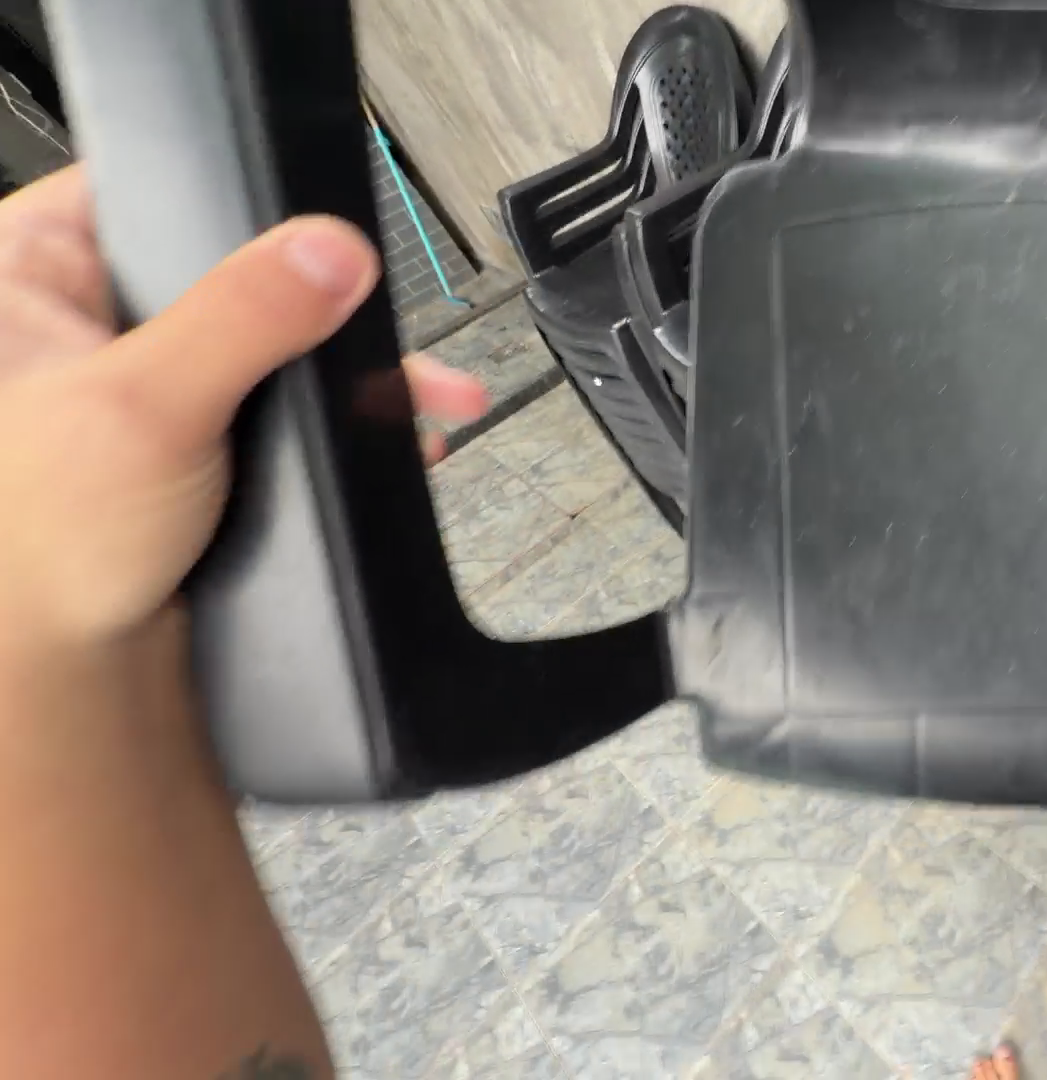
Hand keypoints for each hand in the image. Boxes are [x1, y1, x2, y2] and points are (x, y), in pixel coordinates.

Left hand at [0, 166, 486, 657]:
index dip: (246, 205)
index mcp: (29, 276)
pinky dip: (357, 417)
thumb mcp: (148, 407)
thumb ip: (243, 320)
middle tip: (407, 339)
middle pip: (249, 277)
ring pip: (288, 347)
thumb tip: (330, 251)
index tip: (331, 234)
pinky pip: (302, 402)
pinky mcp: (212, 429)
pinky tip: (401, 435)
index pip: (152, 194)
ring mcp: (161, 379)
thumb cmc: (43, 541)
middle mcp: (99, 320)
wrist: (81, 650)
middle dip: (349, 316)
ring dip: (369, 374)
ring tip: (438, 401)